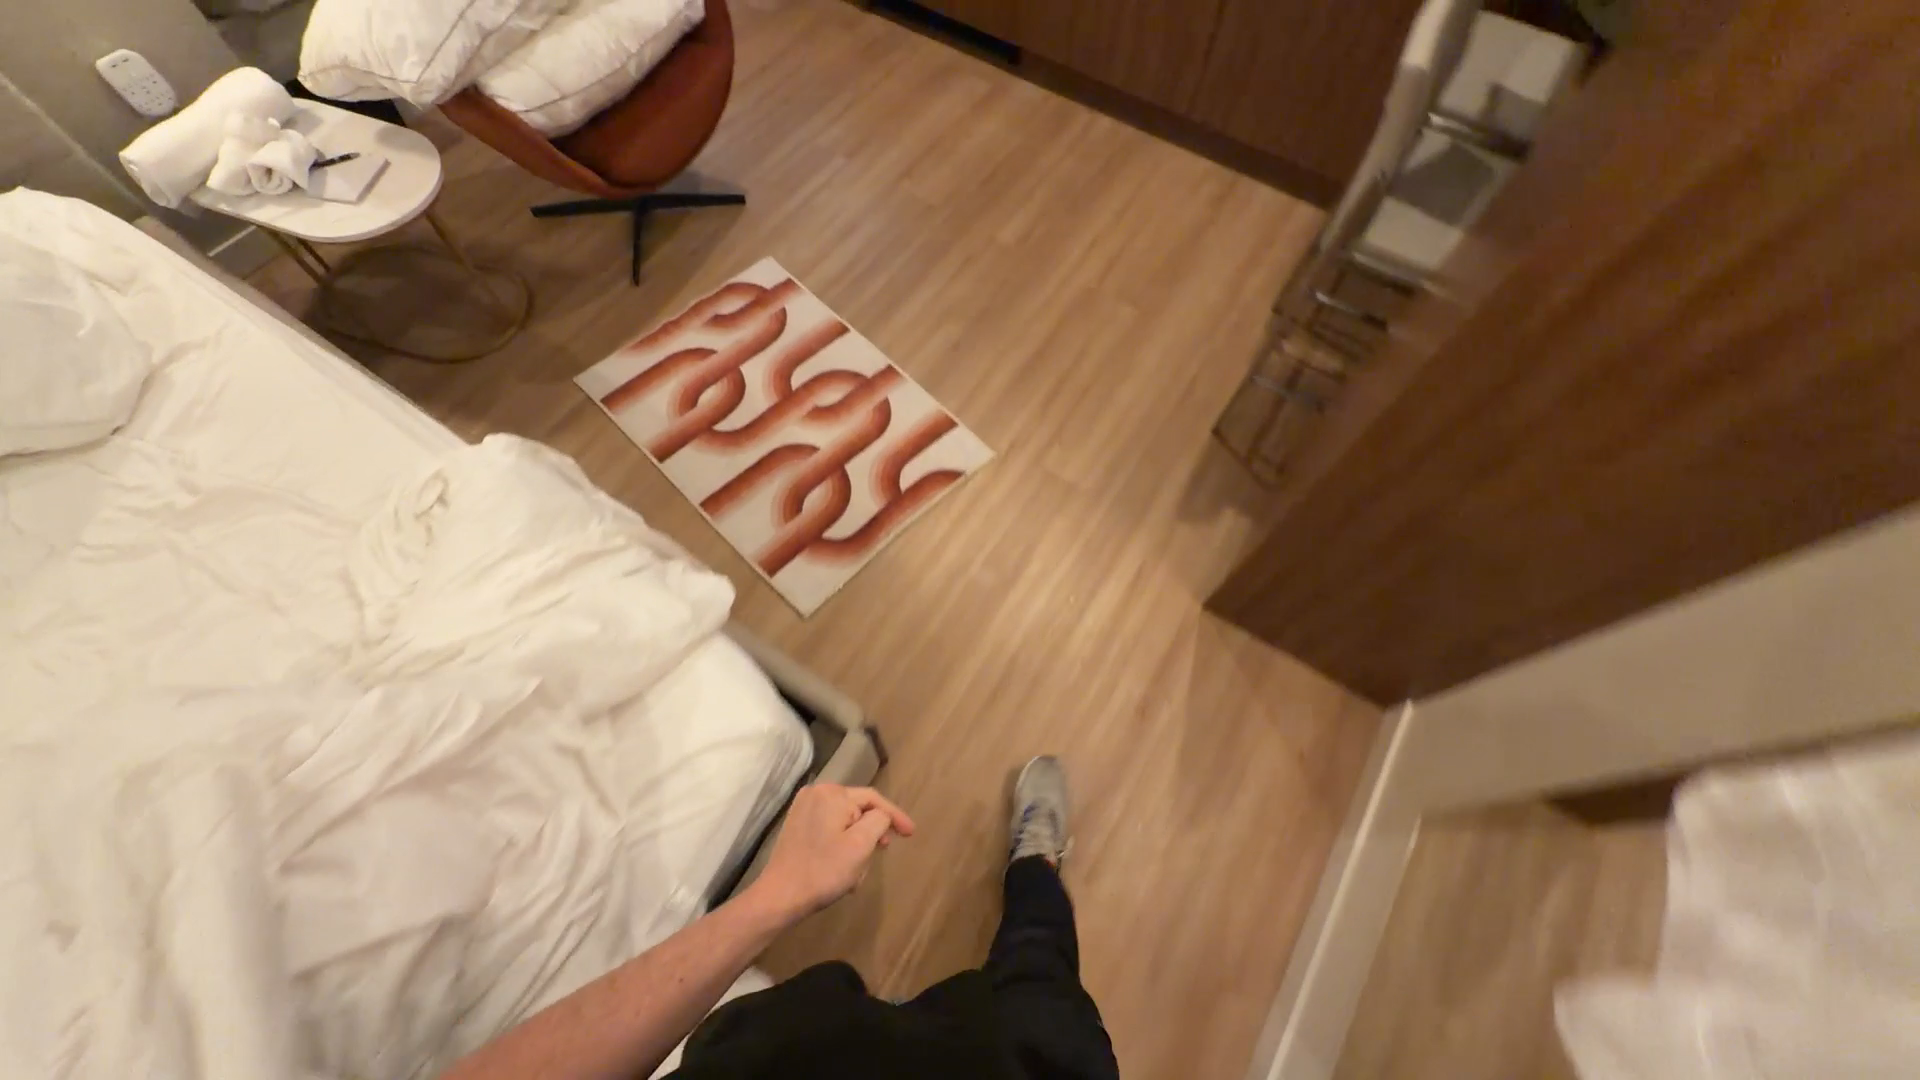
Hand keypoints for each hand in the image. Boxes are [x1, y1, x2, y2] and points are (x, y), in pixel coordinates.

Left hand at [745, 784, 915, 922]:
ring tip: (857, 870)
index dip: (895, 815)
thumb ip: (879, 821)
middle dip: (871, 832)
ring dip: (855, 843)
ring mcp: (803, 808)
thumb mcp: (860, 845)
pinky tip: (841, 867)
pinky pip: (829, 827)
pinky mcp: (796, 824)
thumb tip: (880, 816)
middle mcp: (816, 793)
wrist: (780, 896)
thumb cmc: (824, 871)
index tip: (911, 834)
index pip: (873, 799)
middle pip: (858, 809)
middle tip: (883, 850)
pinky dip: (840, 843)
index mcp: (832, 793)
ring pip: (844, 821)